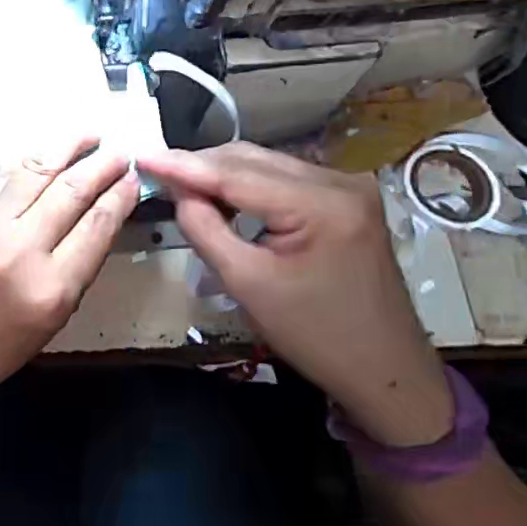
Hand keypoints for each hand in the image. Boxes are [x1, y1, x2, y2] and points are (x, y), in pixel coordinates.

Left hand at [0, 137, 138, 417]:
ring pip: (34, 171)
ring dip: (66, 149)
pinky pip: (2, 175)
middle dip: (100, 166)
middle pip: (70, 191)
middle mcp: (17, 249)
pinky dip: (29, 161)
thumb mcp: (60, 312)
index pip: (97, 224)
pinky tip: (48, 154)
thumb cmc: (7, 341)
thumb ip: (84, 260)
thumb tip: (107, 210)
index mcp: (51, 286)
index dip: (120, 195)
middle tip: (118, 153)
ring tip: (89, 137)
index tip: (132, 178)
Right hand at [138, 143, 452, 446]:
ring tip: (179, 183)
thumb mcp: (247, 284)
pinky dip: (248, 184)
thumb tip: (178, 191)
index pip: (236, 173)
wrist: (384, 368)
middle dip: (200, 165)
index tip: (142, 156)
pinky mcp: (346, 198)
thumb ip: (206, 229)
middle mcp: (340, 180)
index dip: (183, 164)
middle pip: (253, 159)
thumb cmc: (315, 336)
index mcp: (322, 204)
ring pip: (267, 164)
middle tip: (154, 171)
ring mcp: (348, 186)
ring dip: (222, 173)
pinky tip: (221, 194)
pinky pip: (284, 179)